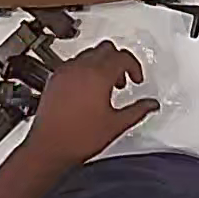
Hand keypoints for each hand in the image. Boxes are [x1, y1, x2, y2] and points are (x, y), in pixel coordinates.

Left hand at [21, 40, 159, 171]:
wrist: (47, 149)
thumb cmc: (77, 139)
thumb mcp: (115, 125)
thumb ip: (137, 111)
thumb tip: (151, 104)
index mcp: (98, 75)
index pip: (122, 57)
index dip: (134, 66)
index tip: (136, 78)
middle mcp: (81, 68)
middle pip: (106, 48)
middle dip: (118, 61)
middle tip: (123, 79)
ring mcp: (66, 71)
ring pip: (89, 53)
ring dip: (101, 63)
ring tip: (105, 86)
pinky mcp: (55, 78)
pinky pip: (74, 63)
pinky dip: (85, 69)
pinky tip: (87, 89)